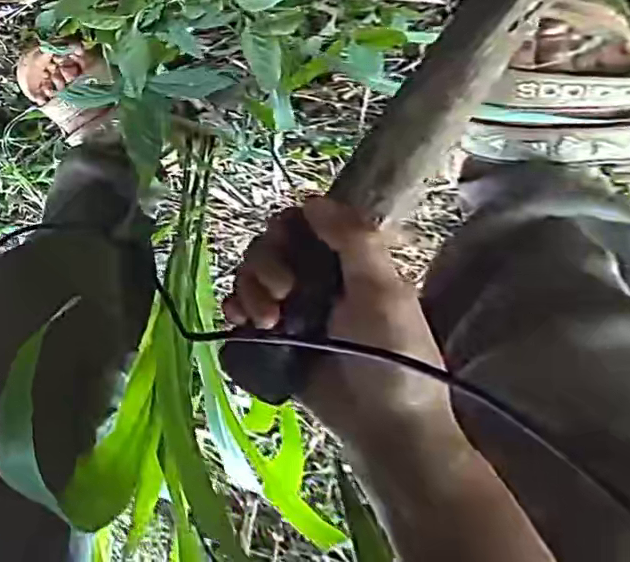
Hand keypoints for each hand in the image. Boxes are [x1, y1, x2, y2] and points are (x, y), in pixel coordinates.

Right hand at [223, 196, 456, 451]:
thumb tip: (311, 199)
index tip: (285, 241)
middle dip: (265, 264)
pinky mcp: (271, 334)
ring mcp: (291, 307)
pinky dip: (233, 307)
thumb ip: (354, 241)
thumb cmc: (396, 358)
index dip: (286, 227)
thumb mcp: (384, 292)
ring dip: (248, 288)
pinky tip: (240, 320)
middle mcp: (314, 279)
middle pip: (268, 246)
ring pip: (249, 273)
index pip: (300, 224)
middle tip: (281, 292)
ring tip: (265, 320)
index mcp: (344, 262)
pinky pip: (238, 306)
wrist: (385, 430)